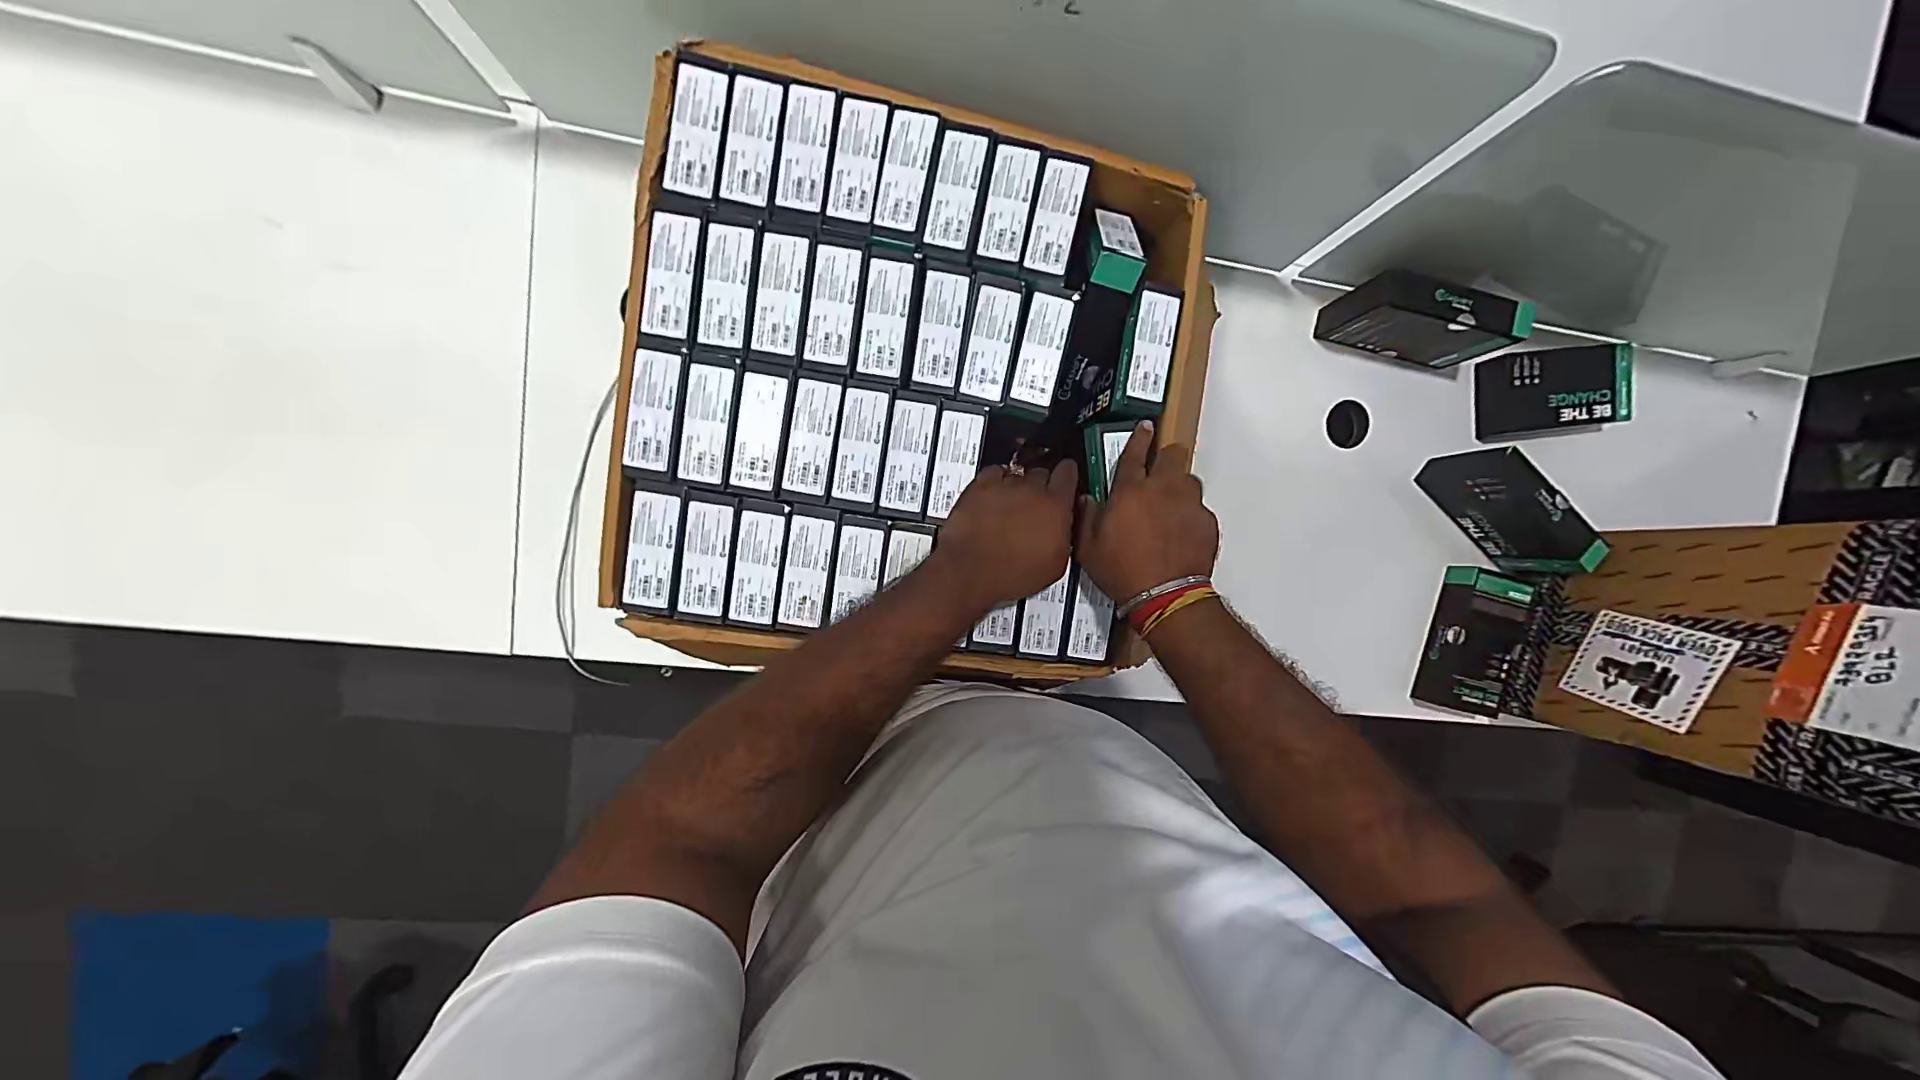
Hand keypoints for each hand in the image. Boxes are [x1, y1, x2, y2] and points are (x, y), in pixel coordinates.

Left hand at [926, 459, 1078, 609]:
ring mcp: (1005, 485)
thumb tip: (1063, 534)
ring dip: (1016, 487)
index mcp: (1056, 506)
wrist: (971, 572)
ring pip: (1017, 474)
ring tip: (1010, 506)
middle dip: (1040, 486)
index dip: (1067, 476)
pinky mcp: (980, 486)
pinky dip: (994, 482)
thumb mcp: (1054, 565)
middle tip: (1033, 505)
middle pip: (1042, 472)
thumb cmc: (1009, 573)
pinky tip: (993, 496)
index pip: (1068, 473)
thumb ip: (1063, 537)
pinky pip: (993, 473)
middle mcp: (1032, 490)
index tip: (1065, 478)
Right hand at [1076, 420, 1218, 603]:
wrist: (1165, 595)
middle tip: (1158, 470)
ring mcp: (1188, 504)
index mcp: (1130, 491)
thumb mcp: (1088, 547)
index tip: (1144, 428)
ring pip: (1189, 479)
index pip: (1135, 452)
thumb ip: (1086, 517)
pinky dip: (1191, 514)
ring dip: (1179, 485)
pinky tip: (1180, 531)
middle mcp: (1162, 490)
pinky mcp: (1206, 521)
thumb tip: (1086, 501)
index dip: (1139, 437)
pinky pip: (1200, 508)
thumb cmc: (1124, 571)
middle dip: (1166, 457)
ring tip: (1169, 504)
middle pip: (1172, 454)